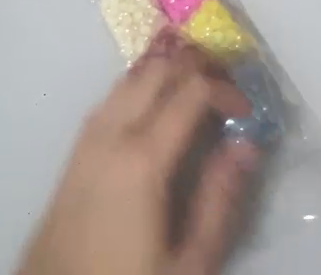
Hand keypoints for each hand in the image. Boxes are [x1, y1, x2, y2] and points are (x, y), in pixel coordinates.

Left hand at [17, 32, 260, 274]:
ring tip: (197, 81)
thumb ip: (219, 200)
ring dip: (165, 70)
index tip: (248, 109)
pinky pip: (109, 100)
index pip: (191, 90)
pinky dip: (138, 86)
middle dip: (195, 65)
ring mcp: (85, 143)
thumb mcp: (189, 263)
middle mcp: (110, 135)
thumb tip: (246, 143)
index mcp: (142, 158)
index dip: (226, 88)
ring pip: (128, 79)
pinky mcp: (72, 158)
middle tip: (227, 82)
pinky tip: (153, 104)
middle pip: (156, 71)